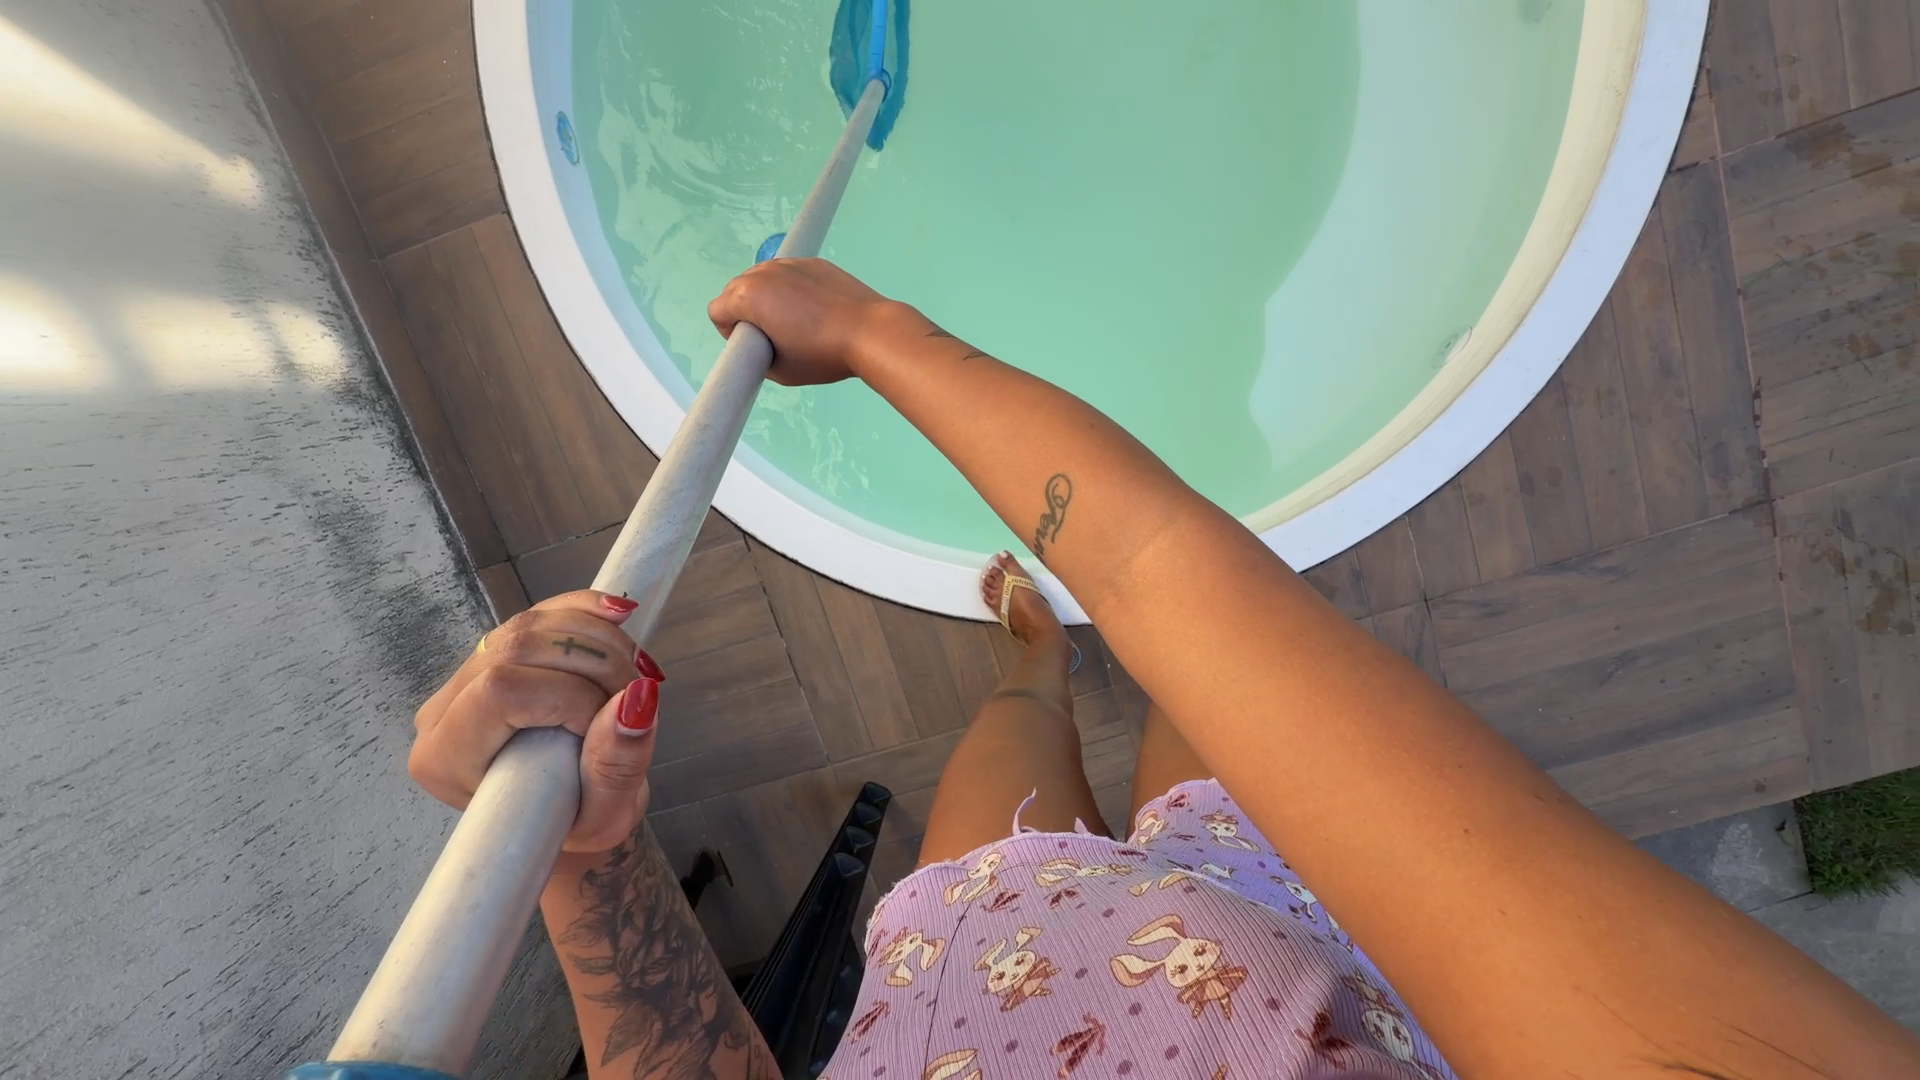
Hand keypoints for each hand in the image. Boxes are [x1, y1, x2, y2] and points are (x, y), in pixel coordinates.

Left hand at [410, 590, 666, 853]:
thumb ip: (617, 768)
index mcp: (448, 761)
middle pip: (518, 646)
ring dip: (601, 638)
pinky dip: (589, 607)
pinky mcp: (502, 653)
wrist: (569, 812)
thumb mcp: (607, 818)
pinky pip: (543, 612)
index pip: (501, 690)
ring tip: (634, 674)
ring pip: (533, 623)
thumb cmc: (576, 824)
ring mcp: (468, 676)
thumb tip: (636, 700)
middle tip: (636, 695)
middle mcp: (443, 713)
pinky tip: (622, 615)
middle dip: (596, 662)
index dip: (570, 695)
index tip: (606, 726)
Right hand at [706, 257, 910, 385]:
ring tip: (798, 324)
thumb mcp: (781, 371)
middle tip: (776, 337)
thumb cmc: (822, 355)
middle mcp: (763, 272)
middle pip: (736, 291)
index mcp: (747, 296)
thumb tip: (757, 347)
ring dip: (769, 299)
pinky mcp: (814, 262)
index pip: (717, 312)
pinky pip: (790, 276)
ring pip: (763, 280)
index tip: (756, 348)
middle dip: (748, 313)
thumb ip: (756, 358)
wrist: (869, 332)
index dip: (731, 335)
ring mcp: (790, 263)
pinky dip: (793, 290)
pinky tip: (816, 310)